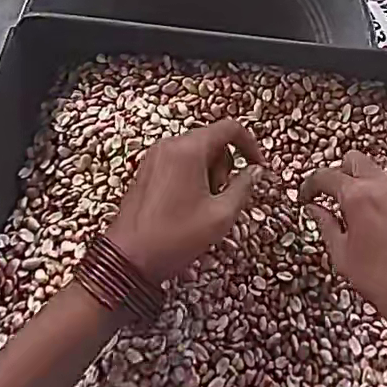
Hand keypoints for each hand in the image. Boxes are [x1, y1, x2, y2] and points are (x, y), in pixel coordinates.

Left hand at [106, 119, 265, 281]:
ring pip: (196, 153)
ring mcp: (154, 157)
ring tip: (203, 206)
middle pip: (212, 141)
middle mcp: (169, 145)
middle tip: (221, 198)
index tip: (258, 167)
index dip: (250, 145)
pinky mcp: (146, 170)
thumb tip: (256, 171)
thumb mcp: (220, 215)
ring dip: (209, 174)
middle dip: (225, 167)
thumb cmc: (175, 237)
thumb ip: (243, 187)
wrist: (128, 259)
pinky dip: (191, 177)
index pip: (229, 128)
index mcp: (188, 149)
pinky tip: (188, 206)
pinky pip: (179, 162)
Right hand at [299, 151, 386, 345]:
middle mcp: (384, 186)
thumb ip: (325, 225)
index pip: (326, 175)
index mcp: (358, 197)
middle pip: (354, 160)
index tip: (307, 195)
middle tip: (331, 196)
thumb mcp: (342, 256)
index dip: (311, 184)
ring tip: (356, 213)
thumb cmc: (385, 283)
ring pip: (377, 172)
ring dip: (363, 184)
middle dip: (339, 173)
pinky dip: (383, 196)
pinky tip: (379, 221)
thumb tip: (315, 209)